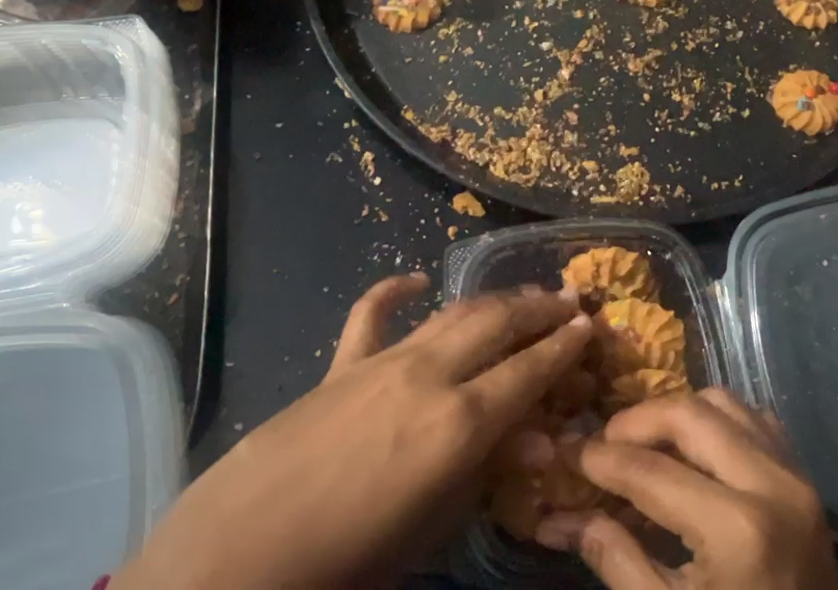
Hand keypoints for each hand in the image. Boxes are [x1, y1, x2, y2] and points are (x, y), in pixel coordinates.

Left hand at [111, 272, 592, 589]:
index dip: (565, 346)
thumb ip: (486, 471)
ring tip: (521, 295)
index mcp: (459, 423)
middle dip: (539, 308)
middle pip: (497, 323)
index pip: (528, 371)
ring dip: (492, 300)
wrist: (246, 548)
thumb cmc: (352, 557)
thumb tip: (535, 439)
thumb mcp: (435, 526)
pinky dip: (396, 291)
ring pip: (451, 313)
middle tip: (569, 302)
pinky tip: (414, 280)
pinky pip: (372, 314)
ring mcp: (382, 363)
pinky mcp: (341, 365)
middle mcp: (429, 377)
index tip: (591, 326)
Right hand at [535, 390, 837, 589]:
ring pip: (724, 403)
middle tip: (601, 446)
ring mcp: (796, 478)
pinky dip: (716, 422)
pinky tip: (692, 453)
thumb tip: (553, 519)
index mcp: (736, 530)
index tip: (562, 451)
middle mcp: (771, 486)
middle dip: (634, 422)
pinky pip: (754, 420)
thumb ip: (613, 557)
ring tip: (644, 447)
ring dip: (676, 415)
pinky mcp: (806, 480)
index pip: (647, 470)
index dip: (595, 458)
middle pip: (687, 414)